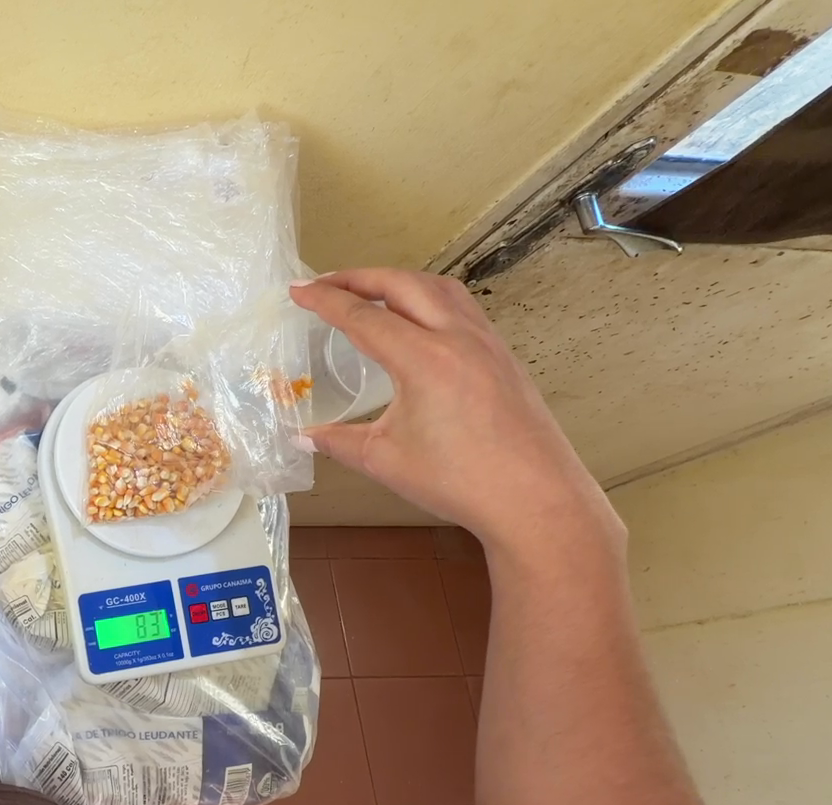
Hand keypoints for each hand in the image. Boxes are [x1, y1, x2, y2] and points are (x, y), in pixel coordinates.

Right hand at [288, 269, 624, 564]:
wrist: (534, 498)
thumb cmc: (457, 479)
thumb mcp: (383, 459)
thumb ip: (338, 441)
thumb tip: (303, 437)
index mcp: (423, 360)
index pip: (363, 317)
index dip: (325, 300)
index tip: (297, 290)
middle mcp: (457, 339)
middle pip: (403, 285)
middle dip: (358, 278)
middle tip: (323, 284)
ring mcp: (486, 343)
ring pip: (438, 289)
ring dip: (397, 281)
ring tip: (366, 291)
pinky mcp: (501, 355)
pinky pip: (460, 308)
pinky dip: (426, 298)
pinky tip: (413, 318)